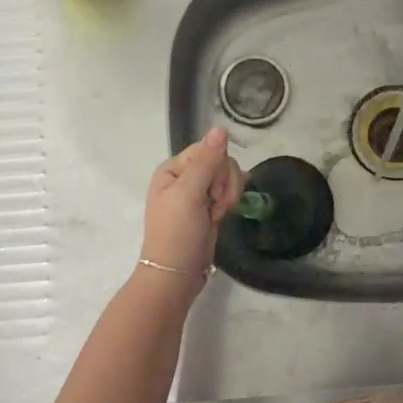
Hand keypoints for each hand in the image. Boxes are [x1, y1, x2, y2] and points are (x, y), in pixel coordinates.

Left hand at [142, 127, 246, 283]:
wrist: (176, 275)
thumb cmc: (177, 233)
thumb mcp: (189, 194)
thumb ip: (207, 161)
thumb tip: (221, 128)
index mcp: (173, 168)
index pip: (209, 149)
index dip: (217, 169)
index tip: (212, 191)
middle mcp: (184, 176)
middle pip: (221, 162)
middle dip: (224, 184)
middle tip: (213, 206)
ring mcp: (197, 193)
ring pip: (228, 177)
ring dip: (228, 195)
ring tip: (217, 214)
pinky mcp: (209, 207)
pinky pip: (228, 192)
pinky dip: (229, 203)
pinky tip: (221, 216)